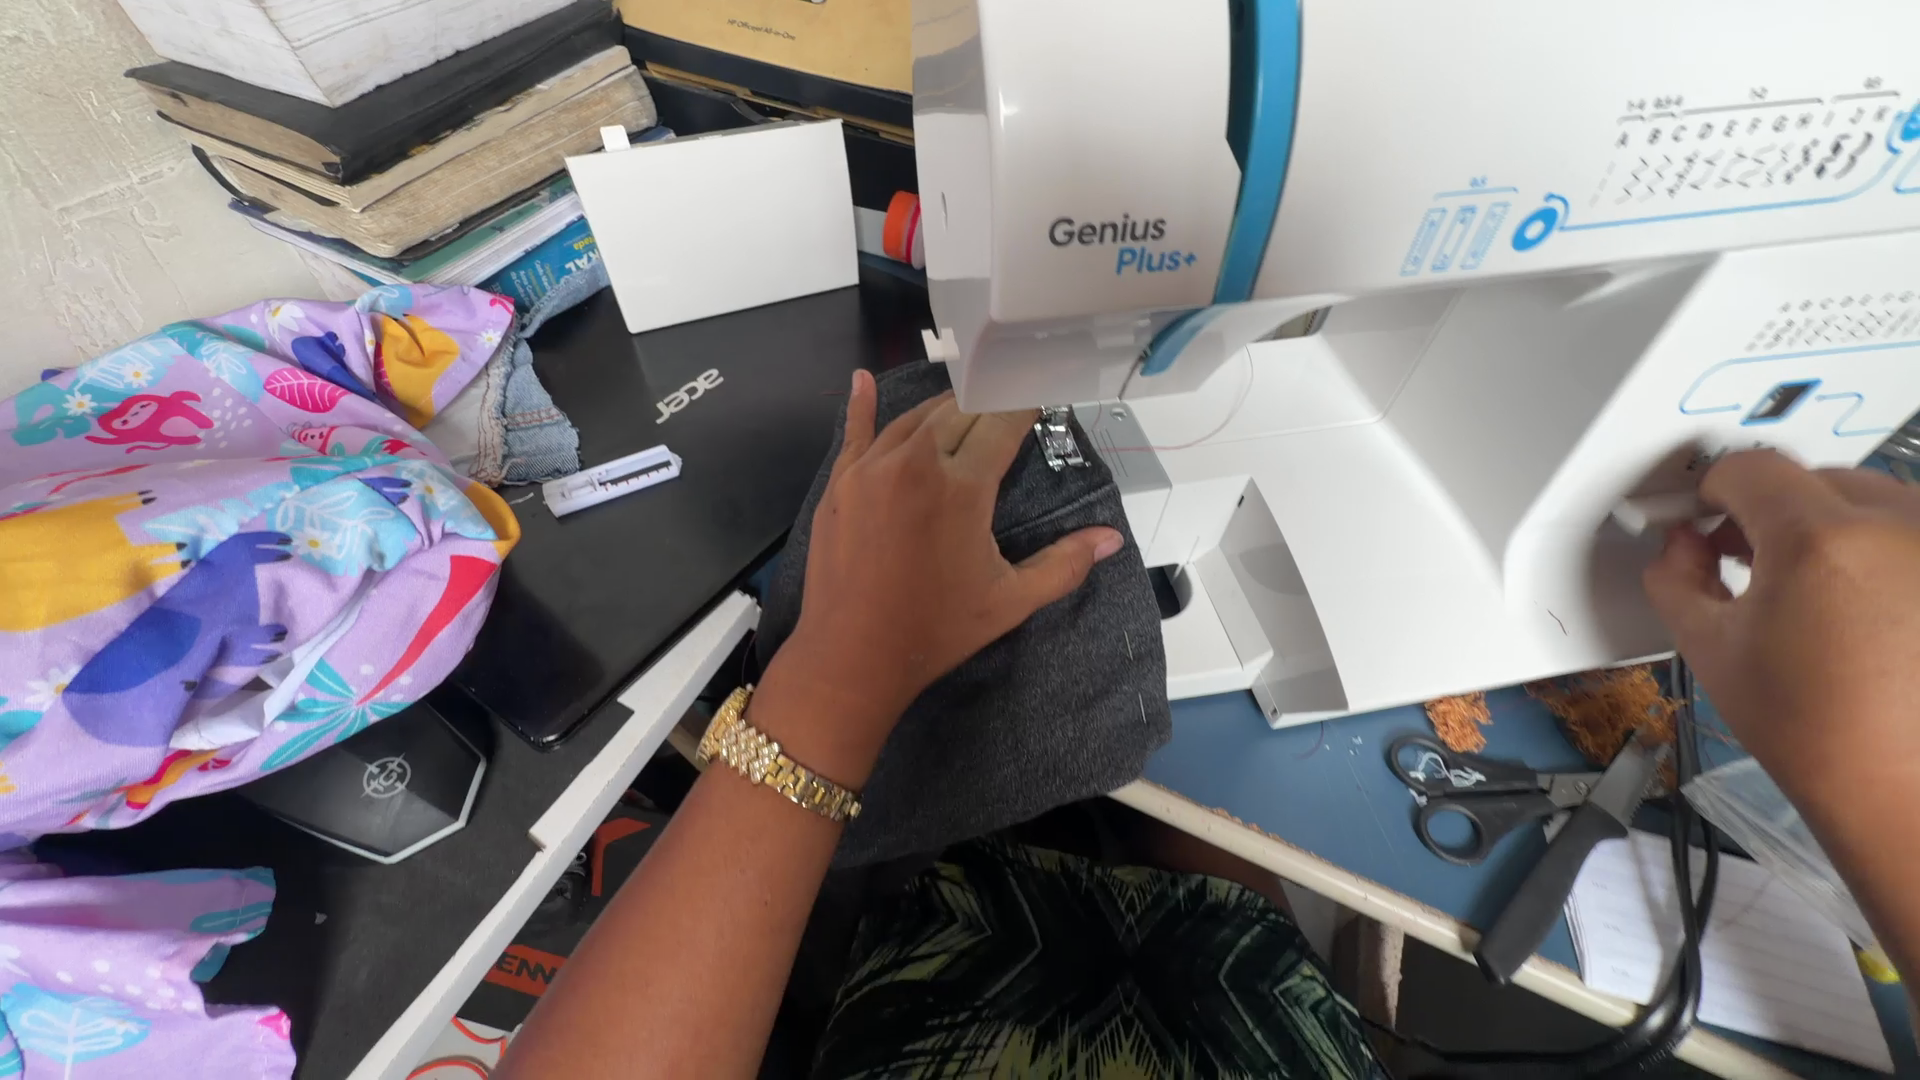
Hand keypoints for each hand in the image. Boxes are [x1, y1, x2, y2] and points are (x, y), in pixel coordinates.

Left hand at [757, 370, 1124, 781]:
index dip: (1024, 406)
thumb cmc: (936, 631)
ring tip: (965, 408)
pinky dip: (864, 405)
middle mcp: (917, 462)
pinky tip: (863, 379)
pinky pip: (856, 432)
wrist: (853, 657)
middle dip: (988, 407)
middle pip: (960, 412)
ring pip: (915, 418)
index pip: (1002, 423)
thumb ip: (1063, 565)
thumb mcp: (1010, 602)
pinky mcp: (840, 482)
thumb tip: (1111, 539)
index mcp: (963, 486)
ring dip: (944, 410)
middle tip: (1006, 411)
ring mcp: (872, 468)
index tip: (1038, 397)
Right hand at [1641, 450, 1919, 972]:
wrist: (1908, 790)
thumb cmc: (1806, 724)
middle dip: (1770, 511)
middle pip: (1816, 480)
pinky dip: (1880, 555)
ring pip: (1876, 504)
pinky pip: (1909, 541)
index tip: (1699, 516)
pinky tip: (1861, 605)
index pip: (1750, 468)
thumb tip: (1682, 544)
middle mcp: (1904, 530)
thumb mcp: (1705, 642)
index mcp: (1819, 541)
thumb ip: (1676, 575)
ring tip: (1807, 585)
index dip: (1709, 489)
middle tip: (1744, 557)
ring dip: (1830, 529)